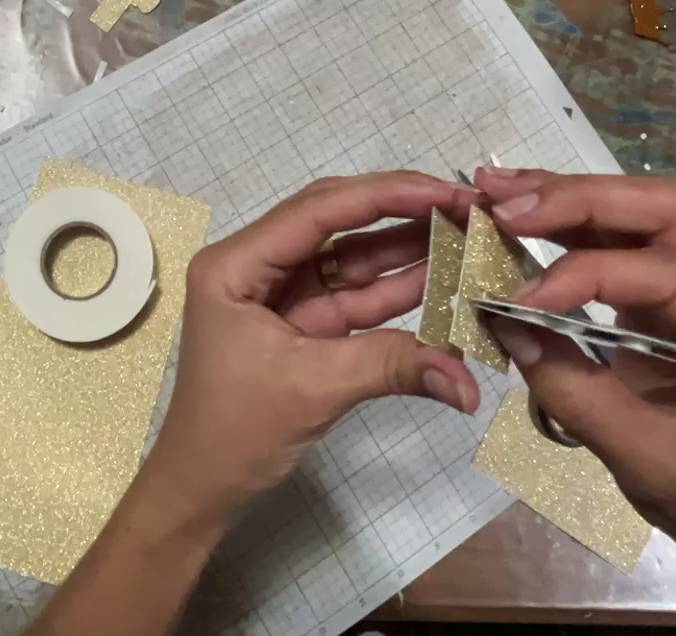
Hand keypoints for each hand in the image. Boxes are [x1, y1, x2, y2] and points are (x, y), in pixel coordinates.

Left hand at [145, 172, 483, 528]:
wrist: (205, 485)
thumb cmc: (234, 430)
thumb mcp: (311, 388)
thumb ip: (391, 367)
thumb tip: (470, 383)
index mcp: (237, 262)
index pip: (317, 210)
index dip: (384, 195)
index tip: (444, 191)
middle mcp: (257, 263)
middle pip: (336, 222)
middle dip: (400, 212)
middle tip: (465, 206)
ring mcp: (283, 291)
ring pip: (352, 256)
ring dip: (407, 247)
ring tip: (468, 232)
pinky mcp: (305, 321)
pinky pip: (357, 294)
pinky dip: (399, 288)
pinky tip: (444, 274)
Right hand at [471, 168, 675, 563]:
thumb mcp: (638, 457)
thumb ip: (570, 385)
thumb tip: (502, 316)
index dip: (590, 274)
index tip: (520, 295)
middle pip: (671, 212)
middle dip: (581, 201)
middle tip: (504, 206)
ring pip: (647, 208)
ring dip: (568, 195)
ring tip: (497, 190)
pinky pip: (627, 231)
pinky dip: (570, 216)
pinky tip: (523, 207)